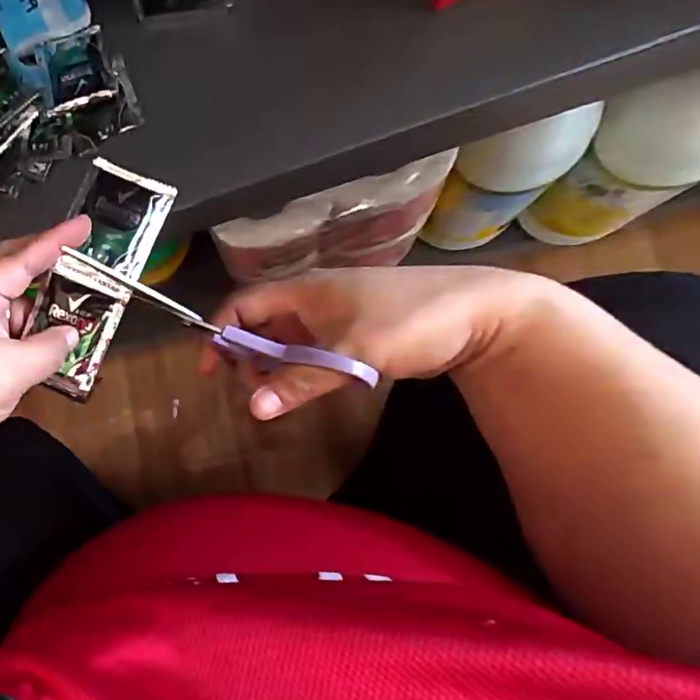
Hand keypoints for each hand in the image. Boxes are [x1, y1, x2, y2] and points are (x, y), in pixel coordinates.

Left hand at [0, 217, 90, 461]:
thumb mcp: (14, 372)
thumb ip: (50, 348)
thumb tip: (69, 335)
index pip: (21, 258)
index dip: (56, 240)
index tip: (83, 225)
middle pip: (9, 272)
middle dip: (45, 270)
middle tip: (79, 266)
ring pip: (4, 305)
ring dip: (32, 314)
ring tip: (60, 330)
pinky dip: (17, 335)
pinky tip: (33, 352)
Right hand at [199, 265, 556, 419]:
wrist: (487, 314)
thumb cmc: (412, 321)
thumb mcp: (351, 355)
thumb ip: (300, 382)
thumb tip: (252, 410)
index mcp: (305, 289)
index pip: (243, 304)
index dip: (220, 332)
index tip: (211, 369)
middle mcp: (313, 297)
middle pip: (259, 325)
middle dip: (247, 358)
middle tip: (256, 391)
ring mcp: (334, 314)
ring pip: (285, 340)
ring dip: (274, 367)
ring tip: (279, 394)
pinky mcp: (353, 331)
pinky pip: (310, 349)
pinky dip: (299, 369)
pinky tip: (306, 388)